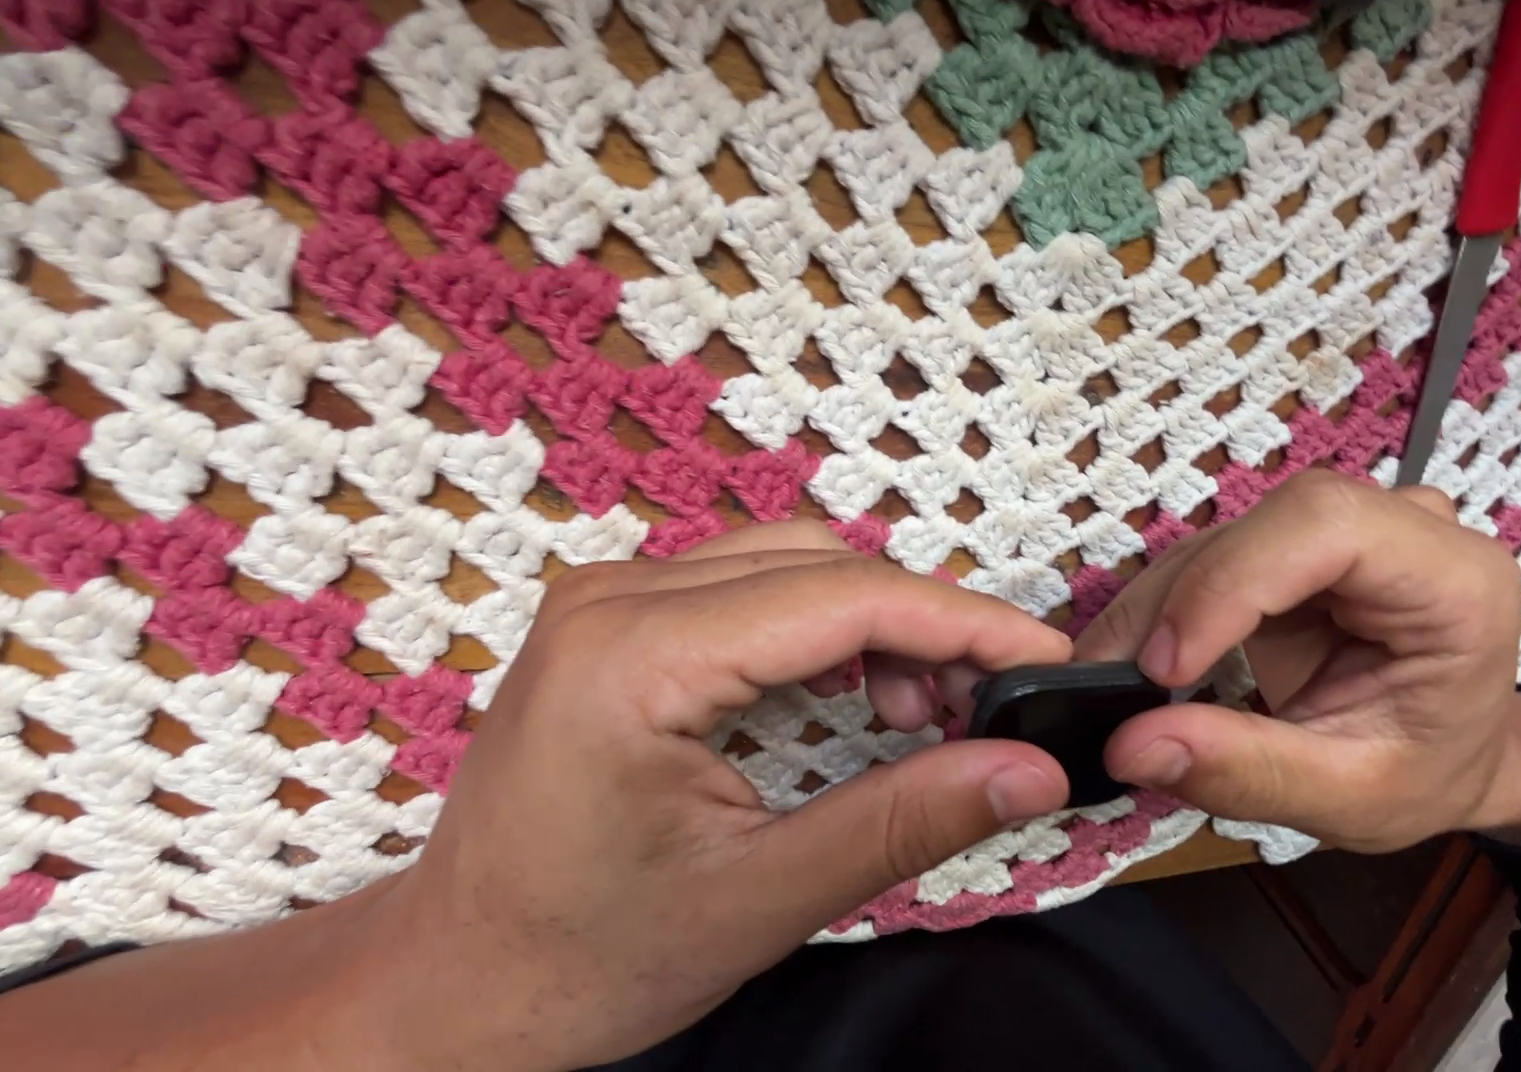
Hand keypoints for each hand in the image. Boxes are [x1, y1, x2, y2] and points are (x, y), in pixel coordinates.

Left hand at [350, 520, 1075, 1067]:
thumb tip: (1031, 770)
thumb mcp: (763, 898)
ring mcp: (614, 592)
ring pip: (798, 564)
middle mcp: (618, 593)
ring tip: (920, 713)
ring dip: (881, 624)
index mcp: (637, 656)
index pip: (845, 599)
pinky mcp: (624, 613)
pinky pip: (759, 584)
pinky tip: (855, 692)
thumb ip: (907, 819)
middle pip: (826, 568)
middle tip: (987, 707)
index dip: (963, 623)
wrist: (448, 983)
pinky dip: (829, 627)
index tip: (1046, 654)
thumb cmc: (584, 960)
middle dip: (928, 628)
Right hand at [1075, 470, 1520, 852]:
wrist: (1450, 755)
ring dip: (1151, 608)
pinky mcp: (1290, 541)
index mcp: (1452, 581)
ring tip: (1104, 676)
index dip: (1231, 581)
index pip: (1324, 527)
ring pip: (1218, 539)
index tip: (1164, 669)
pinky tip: (1131, 655)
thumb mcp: (1349, 800)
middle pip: (1256, 529)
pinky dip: (1159, 608)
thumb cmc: (1425, 776)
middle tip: (1106, 680)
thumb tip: (1129, 746)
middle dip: (1172, 605)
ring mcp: (1340, 526)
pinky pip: (1208, 556)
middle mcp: (1399, 528)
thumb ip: (1248, 773)